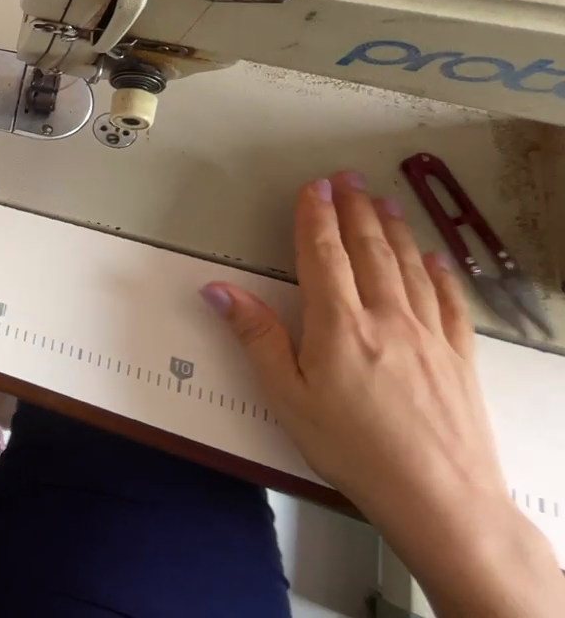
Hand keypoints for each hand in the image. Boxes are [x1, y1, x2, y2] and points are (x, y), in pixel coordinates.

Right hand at [205, 171, 563, 615]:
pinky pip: (450, 303)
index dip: (316, 218)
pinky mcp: (459, 360)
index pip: (324, 257)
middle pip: (370, 253)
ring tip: (385, 203)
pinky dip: (440, 274)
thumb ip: (256, 336)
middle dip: (356, 211)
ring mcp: (430, 338)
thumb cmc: (352, 447)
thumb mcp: (286, 394)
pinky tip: (435, 257)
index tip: (313, 188)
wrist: (442, 499)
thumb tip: (219, 289)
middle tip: (349, 179)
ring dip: (395, 231)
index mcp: (341, 326)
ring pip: (411, 270)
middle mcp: (389, 321)